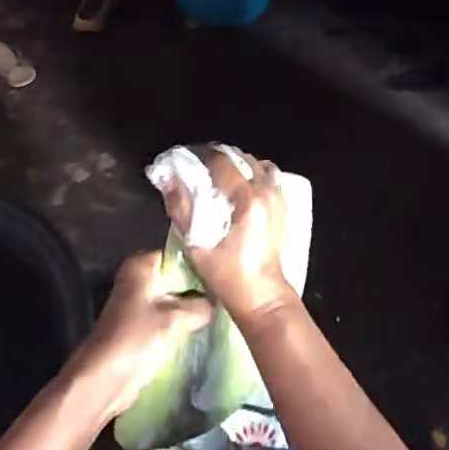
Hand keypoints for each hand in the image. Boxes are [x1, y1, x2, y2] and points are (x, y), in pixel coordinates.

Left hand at [67, 250, 213, 419]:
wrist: (104, 380)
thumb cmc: (136, 339)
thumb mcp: (175, 319)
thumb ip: (201, 305)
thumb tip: (219, 300)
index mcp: (141, 264)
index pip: (178, 252)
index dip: (201, 261)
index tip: (223, 270)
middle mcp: (138, 276)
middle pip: (177, 274)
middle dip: (199, 284)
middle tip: (227, 290)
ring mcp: (138, 300)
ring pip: (174, 295)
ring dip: (193, 304)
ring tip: (222, 306)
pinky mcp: (140, 323)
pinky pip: (168, 313)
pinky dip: (183, 319)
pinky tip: (206, 325)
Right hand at [156, 146, 296, 323]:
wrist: (261, 295)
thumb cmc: (228, 275)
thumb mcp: (197, 245)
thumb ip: (181, 208)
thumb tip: (167, 179)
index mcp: (246, 198)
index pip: (220, 162)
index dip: (199, 154)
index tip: (182, 156)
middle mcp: (265, 190)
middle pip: (238, 157)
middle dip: (214, 156)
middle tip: (194, 162)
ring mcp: (277, 195)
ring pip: (253, 162)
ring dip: (233, 161)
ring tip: (213, 170)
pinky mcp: (281, 203)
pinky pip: (266, 173)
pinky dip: (250, 170)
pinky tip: (236, 182)